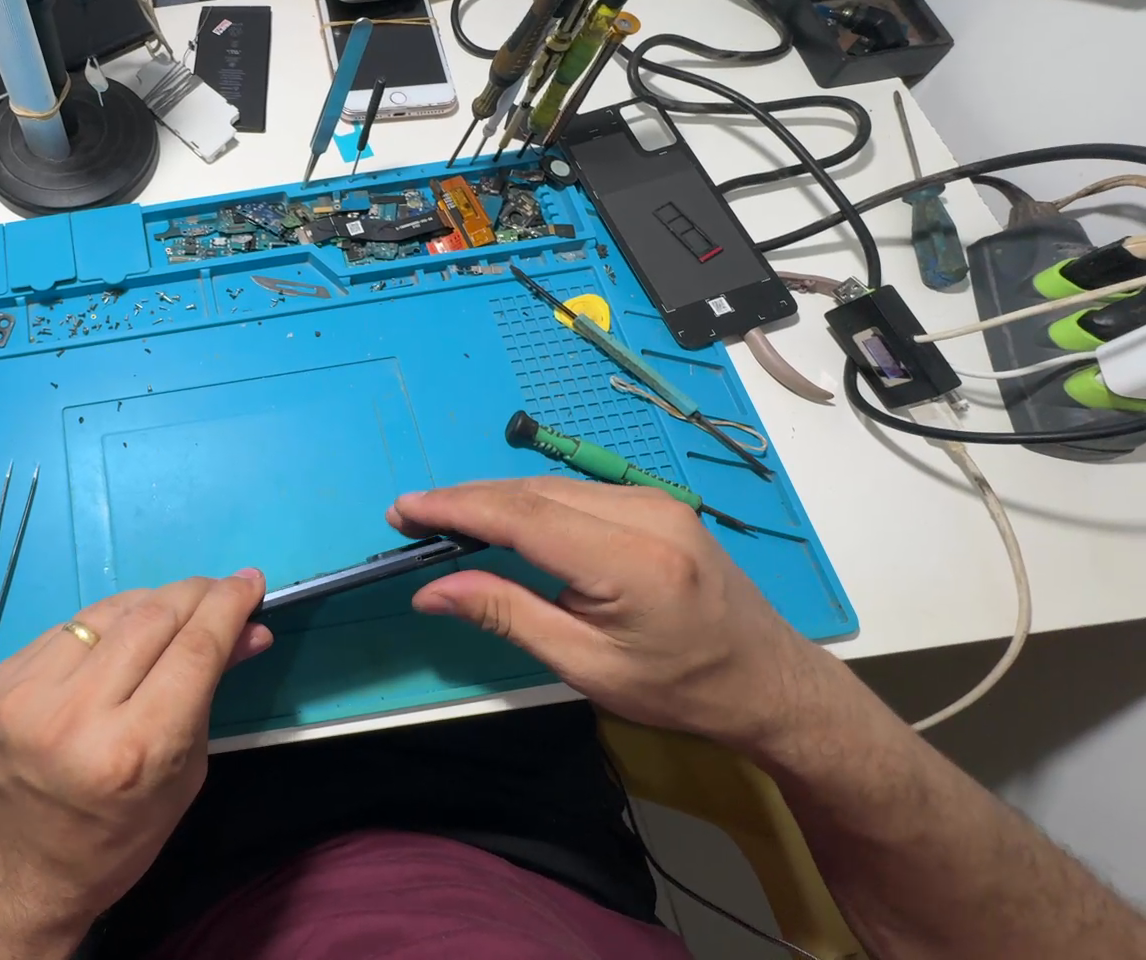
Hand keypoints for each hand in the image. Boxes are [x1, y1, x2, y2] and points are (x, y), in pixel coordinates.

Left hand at [0, 572, 273, 944]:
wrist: (27, 870)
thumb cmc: (123, 837)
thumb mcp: (186, 771)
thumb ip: (212, 691)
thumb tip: (249, 630)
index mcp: (133, 751)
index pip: (193, 651)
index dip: (228, 607)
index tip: (251, 581)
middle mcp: (78, 713)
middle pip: (153, 617)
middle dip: (197, 593)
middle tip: (222, 589)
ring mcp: (32, 690)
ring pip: (112, 609)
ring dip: (155, 601)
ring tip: (178, 610)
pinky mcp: (7, 675)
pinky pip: (75, 625)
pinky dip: (111, 621)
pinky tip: (125, 635)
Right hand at [388, 478, 827, 751]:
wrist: (772, 682)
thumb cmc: (678, 689)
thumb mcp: (585, 665)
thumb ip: (505, 614)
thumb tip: (430, 591)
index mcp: (632, 561)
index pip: (522, 516)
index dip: (456, 508)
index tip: (403, 510)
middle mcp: (644, 513)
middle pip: (529, 491)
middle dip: (462, 500)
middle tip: (408, 516)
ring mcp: (652, 500)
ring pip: (546, 485)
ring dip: (488, 498)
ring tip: (439, 517)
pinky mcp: (652, 502)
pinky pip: (569, 491)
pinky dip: (521, 500)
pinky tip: (495, 516)